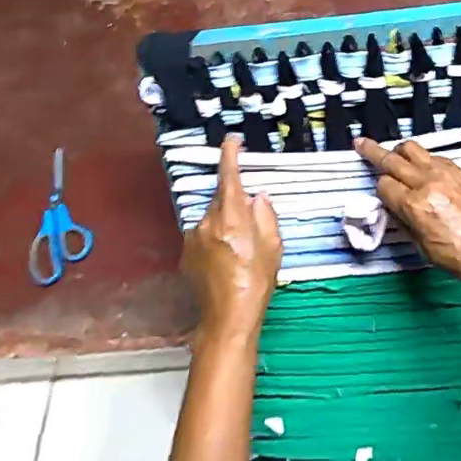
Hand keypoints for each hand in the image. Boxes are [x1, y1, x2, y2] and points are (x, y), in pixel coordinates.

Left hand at [181, 135, 280, 341]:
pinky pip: (202, 234)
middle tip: (250, 223)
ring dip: (224, 223)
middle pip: (221, 198)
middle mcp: (207, 221)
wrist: (227, 319)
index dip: (230, 154)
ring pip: (211, 217)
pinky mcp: (186, 253)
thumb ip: (265, 215)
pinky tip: (225, 259)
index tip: (233, 141)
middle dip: (234, 202)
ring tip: (239, 248)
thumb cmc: (256, 282)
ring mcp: (193, 237)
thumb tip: (258, 197)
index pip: (229, 175)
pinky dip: (214, 238)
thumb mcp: (273, 246)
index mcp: (231, 216)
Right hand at [356, 137, 460, 292]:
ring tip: (392, 154)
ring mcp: (444, 172)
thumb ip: (403, 221)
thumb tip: (393, 206)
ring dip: (398, 150)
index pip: (383, 185)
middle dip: (372, 151)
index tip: (382, 198)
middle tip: (360, 144)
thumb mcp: (422, 247)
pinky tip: (420, 169)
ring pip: (411, 148)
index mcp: (416, 205)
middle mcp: (427, 182)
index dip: (380, 192)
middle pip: (391, 159)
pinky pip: (431, 155)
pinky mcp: (457, 169)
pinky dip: (420, 158)